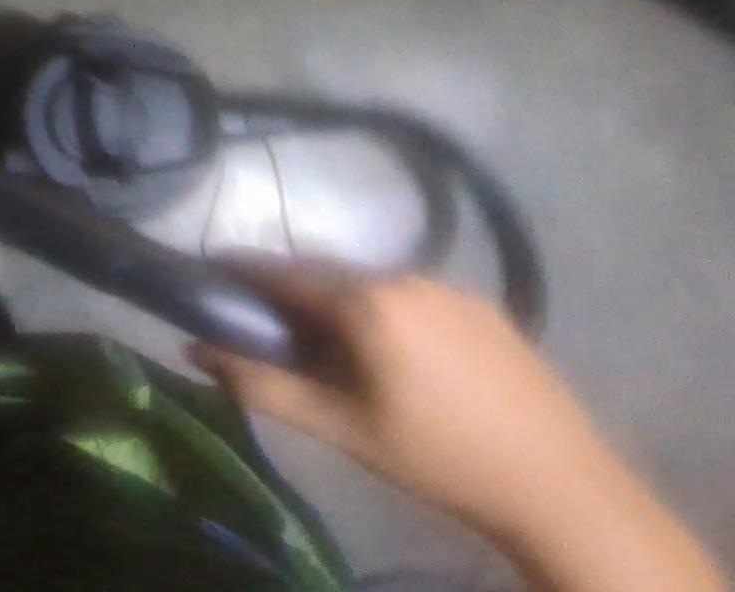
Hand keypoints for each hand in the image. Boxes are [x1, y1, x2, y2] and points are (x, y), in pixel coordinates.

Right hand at [189, 266, 608, 537]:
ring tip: (325, 336)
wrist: (566, 493)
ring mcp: (453, 290)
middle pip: (326, 272)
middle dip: (289, 286)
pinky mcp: (487, 309)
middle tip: (265, 316)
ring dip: (336, 297)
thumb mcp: (337, 427)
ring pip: (369, 281)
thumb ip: (260, 384)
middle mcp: (407, 278)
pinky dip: (380, 306)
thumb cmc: (436, 457)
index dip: (243, 269)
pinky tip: (388, 347)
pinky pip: (410, 293)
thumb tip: (194, 350)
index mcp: (367, 302)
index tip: (211, 270)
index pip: (284, 270)